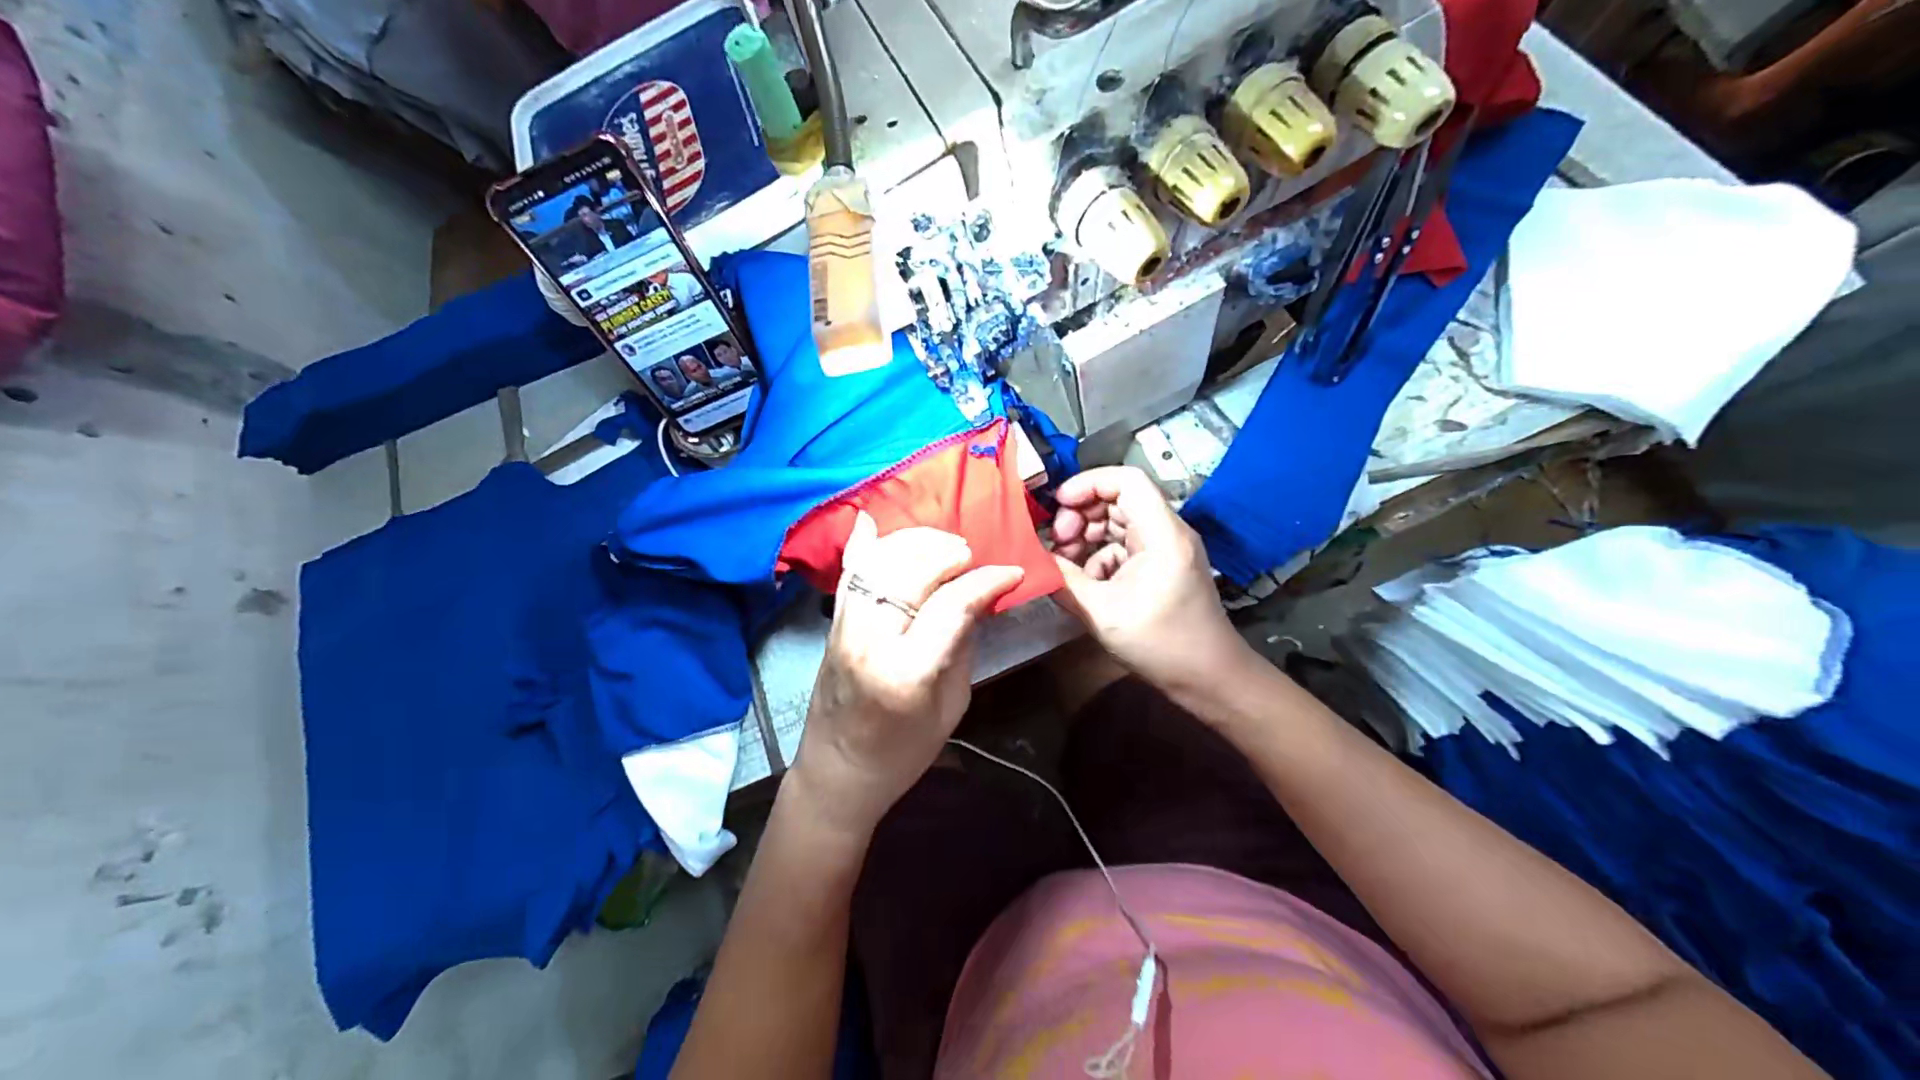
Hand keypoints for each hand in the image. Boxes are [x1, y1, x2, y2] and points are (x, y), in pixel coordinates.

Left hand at [789, 512, 1024, 837]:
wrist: (838, 772)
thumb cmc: (903, 752)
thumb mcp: (951, 706)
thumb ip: (963, 643)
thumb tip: (979, 596)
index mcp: (907, 671)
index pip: (951, 604)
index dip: (987, 581)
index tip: (1012, 572)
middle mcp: (869, 639)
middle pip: (911, 571)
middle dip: (948, 553)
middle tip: (972, 556)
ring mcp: (843, 627)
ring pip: (877, 561)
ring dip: (913, 542)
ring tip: (942, 546)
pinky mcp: (832, 622)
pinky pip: (848, 571)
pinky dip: (863, 543)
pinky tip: (876, 521)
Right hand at [1051, 466, 1251, 697]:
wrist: (1208, 678)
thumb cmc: (1161, 644)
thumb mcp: (1102, 613)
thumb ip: (1064, 581)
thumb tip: (1035, 561)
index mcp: (1162, 533)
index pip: (1126, 480)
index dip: (1087, 483)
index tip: (1057, 506)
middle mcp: (1167, 532)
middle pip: (1118, 498)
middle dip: (1081, 514)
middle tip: (1056, 541)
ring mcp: (1165, 549)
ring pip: (1118, 522)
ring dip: (1086, 536)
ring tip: (1063, 561)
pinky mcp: (1160, 566)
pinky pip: (1124, 546)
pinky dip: (1099, 555)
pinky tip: (1083, 580)